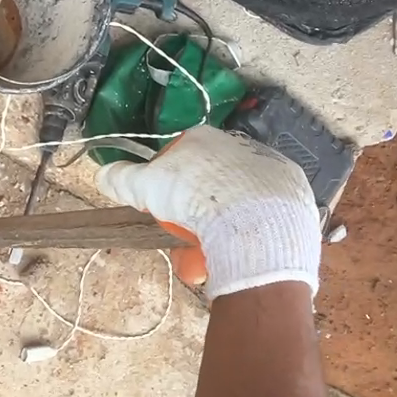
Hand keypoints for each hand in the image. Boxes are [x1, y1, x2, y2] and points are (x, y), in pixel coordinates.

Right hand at [96, 126, 320, 298]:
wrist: (253, 223)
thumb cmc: (193, 197)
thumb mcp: (143, 187)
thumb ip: (120, 179)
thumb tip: (102, 174)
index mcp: (203, 139)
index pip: (176, 158)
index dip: (164, 185)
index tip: (160, 207)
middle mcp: (237, 146)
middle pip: (205, 183)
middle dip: (190, 213)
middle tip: (180, 238)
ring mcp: (269, 169)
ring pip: (233, 202)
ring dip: (215, 229)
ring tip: (202, 258)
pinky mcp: (294, 194)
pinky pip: (261, 215)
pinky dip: (246, 232)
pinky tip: (234, 251)